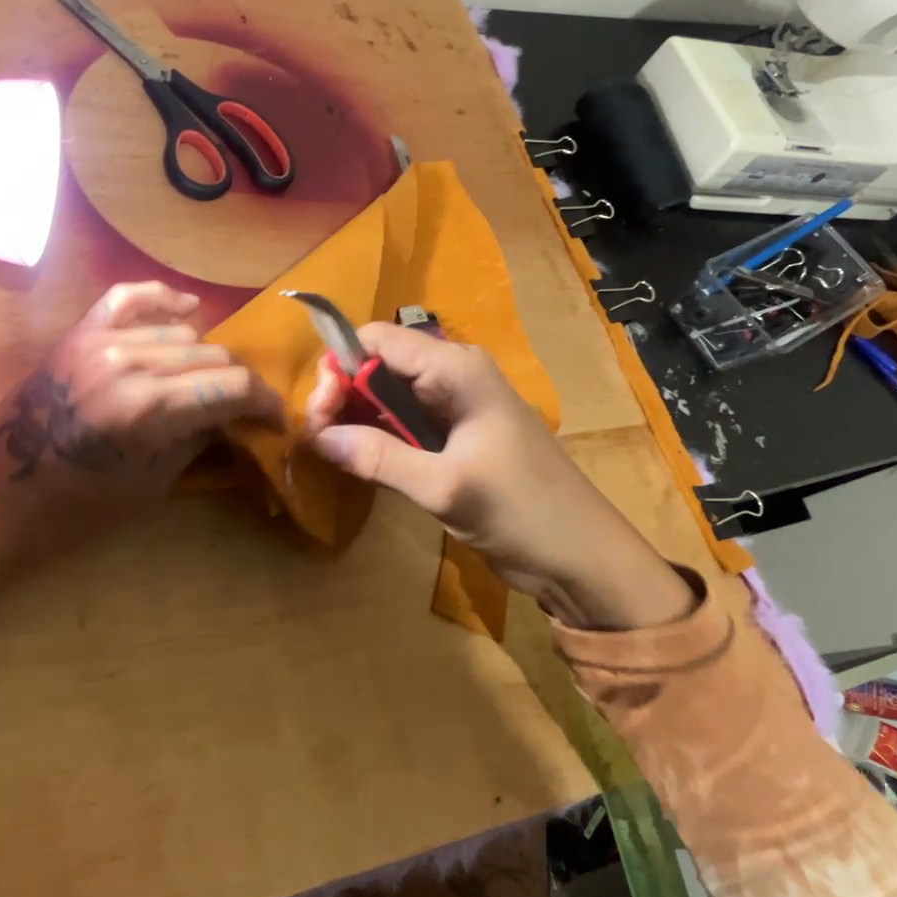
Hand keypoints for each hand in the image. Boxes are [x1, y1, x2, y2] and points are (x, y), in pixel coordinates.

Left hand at [0, 281, 282, 496]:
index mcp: (147, 410)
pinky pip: (128, 298)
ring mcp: (99, 341)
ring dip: (205, 357)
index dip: (263, 402)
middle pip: (211, 356)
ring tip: (209, 382)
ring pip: (180, 332)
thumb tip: (236, 417)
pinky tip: (186, 309)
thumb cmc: (76, 509)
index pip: (230, 387)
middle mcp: (127, 363)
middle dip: (237, 383)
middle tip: (244, 409)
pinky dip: (161, 299)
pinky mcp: (78, 333)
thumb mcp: (151, 485)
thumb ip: (198, 439)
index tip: (274, 418)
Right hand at [303, 323, 694, 629]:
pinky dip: (373, 437)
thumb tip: (316, 438)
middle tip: (318, 439)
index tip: (318, 413)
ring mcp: (451, 409)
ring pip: (384, 396)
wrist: (581, 555)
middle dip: (341, 394)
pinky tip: (353, 460)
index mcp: (455, 370)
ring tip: (328, 452)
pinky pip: (399, 424)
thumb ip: (378, 457)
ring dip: (353, 418)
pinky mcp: (451, 440)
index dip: (340, 366)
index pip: (377, 340)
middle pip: (376, 365)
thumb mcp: (444, 486)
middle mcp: (451, 378)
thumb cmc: (522, 510)